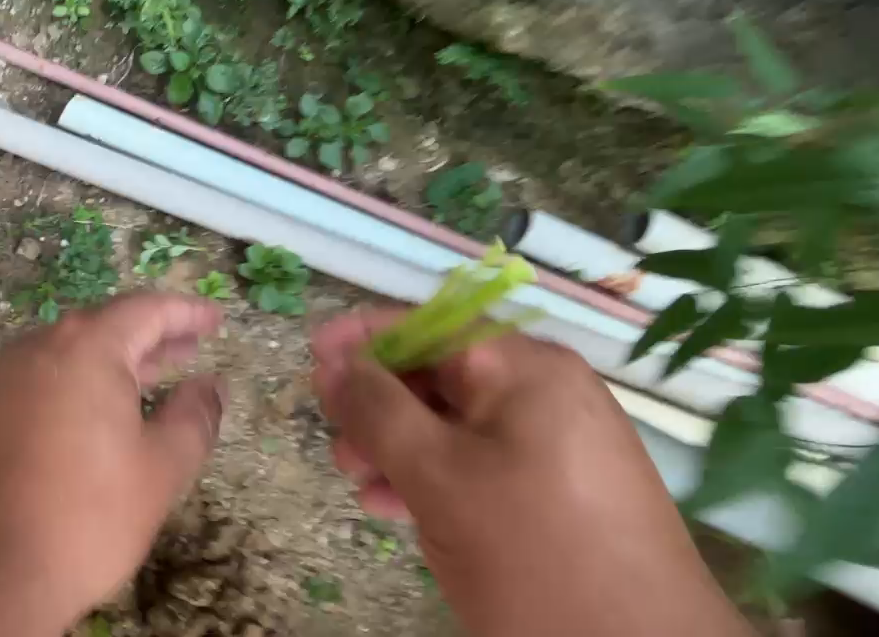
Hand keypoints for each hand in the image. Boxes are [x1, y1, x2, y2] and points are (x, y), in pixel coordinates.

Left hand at [0, 293, 225, 633]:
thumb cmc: (82, 515)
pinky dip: (83, 379)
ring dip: (118, 359)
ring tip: (152, 378)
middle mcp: (43, 344)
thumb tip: (210, 385)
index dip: (186, 313)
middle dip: (153, 335)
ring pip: (74, 349)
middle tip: (191, 349)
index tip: (215, 320)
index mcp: (88, 346)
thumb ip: (194, 418)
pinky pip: (47, 373)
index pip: (147, 309)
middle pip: (108, 323)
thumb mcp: (159, 470)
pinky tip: (98, 412)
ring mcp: (7, 373)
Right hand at [311, 312, 750, 636]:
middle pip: (440, 374)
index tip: (313, 355)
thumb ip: (377, 408)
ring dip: (398, 445)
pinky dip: (436, 475)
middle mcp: (547, 390)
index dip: (364, 336)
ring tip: (354, 479)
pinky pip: (484, 461)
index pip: (428, 325)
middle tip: (333, 438)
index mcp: (524, 366)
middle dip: (378, 403)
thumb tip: (334, 362)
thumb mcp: (437, 475)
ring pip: (457, 423)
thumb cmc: (533, 553)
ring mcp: (561, 442)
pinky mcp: (565, 491)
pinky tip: (393, 507)